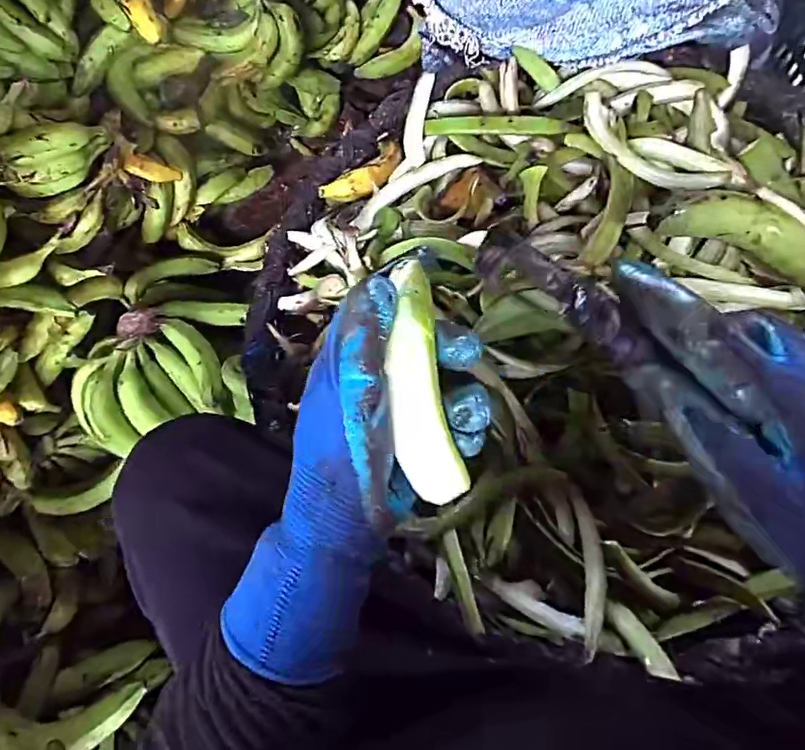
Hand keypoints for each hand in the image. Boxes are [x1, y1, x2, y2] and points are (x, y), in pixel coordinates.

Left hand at [221, 271, 483, 685]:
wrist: (343, 524)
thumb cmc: (337, 454)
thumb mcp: (346, 394)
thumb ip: (362, 346)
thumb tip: (376, 289)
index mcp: (350, 360)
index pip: (375, 310)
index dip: (400, 293)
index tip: (428, 280)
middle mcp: (379, 376)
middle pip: (421, 342)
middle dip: (448, 345)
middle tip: (467, 352)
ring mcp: (403, 406)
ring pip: (446, 379)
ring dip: (464, 391)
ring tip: (465, 413)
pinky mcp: (424, 435)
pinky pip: (456, 418)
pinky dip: (466, 425)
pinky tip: (465, 438)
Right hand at [609, 261, 804, 749]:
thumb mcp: (756, 499)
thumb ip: (706, 430)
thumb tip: (656, 378)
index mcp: (799, 403)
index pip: (717, 336)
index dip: (666, 305)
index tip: (624, 276)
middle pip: (745, 326)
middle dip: (689, 311)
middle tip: (642, 307)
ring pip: (772, 337)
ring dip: (721, 329)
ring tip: (681, 342)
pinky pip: (794, 354)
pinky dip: (752, 348)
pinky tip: (738, 370)